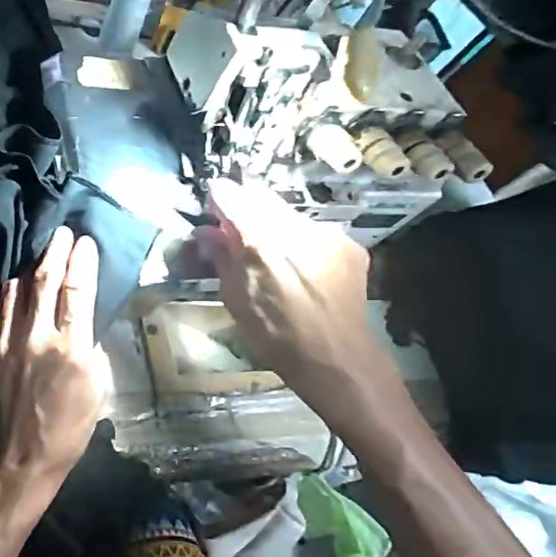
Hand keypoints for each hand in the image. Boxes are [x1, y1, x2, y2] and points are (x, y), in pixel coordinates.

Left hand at [0, 227, 112, 492]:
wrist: (21, 454)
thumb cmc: (70, 427)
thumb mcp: (98, 388)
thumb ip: (91, 347)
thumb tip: (85, 320)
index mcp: (72, 349)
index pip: (78, 291)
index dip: (82, 261)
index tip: (85, 242)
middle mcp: (38, 338)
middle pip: (46, 281)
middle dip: (56, 251)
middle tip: (62, 232)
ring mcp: (9, 341)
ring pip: (19, 290)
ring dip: (33, 268)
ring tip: (43, 254)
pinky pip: (2, 310)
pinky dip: (13, 293)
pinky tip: (19, 286)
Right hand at [191, 178, 417, 447]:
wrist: (339, 360)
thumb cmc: (277, 337)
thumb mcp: (235, 299)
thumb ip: (221, 258)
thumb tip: (207, 233)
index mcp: (260, 244)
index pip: (229, 196)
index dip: (216, 202)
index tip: (211, 216)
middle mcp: (295, 229)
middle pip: (259, 197)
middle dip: (243, 209)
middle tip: (233, 232)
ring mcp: (326, 235)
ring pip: (285, 211)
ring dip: (269, 223)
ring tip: (266, 252)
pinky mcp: (348, 245)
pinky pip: (311, 228)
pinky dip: (296, 237)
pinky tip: (296, 264)